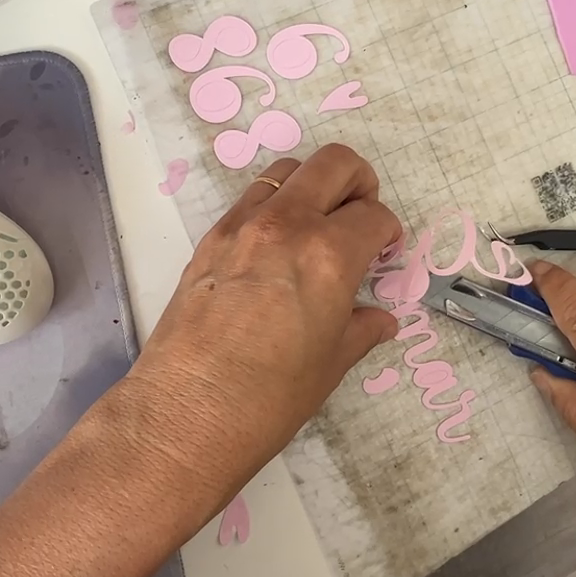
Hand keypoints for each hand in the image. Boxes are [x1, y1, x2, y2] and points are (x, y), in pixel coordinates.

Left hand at [123, 144, 400, 499]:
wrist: (187, 411)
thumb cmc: (270, 397)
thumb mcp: (331, 363)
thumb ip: (361, 329)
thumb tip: (381, 320)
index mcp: (329, 254)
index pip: (373, 216)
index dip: (388, 232)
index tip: (385, 252)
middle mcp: (287, 224)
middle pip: (335, 164)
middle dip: (360, 181)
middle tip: (361, 216)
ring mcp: (243, 225)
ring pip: (288, 171)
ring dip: (313, 186)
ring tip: (318, 225)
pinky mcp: (211, 237)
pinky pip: (251, 198)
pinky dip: (275, 206)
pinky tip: (276, 247)